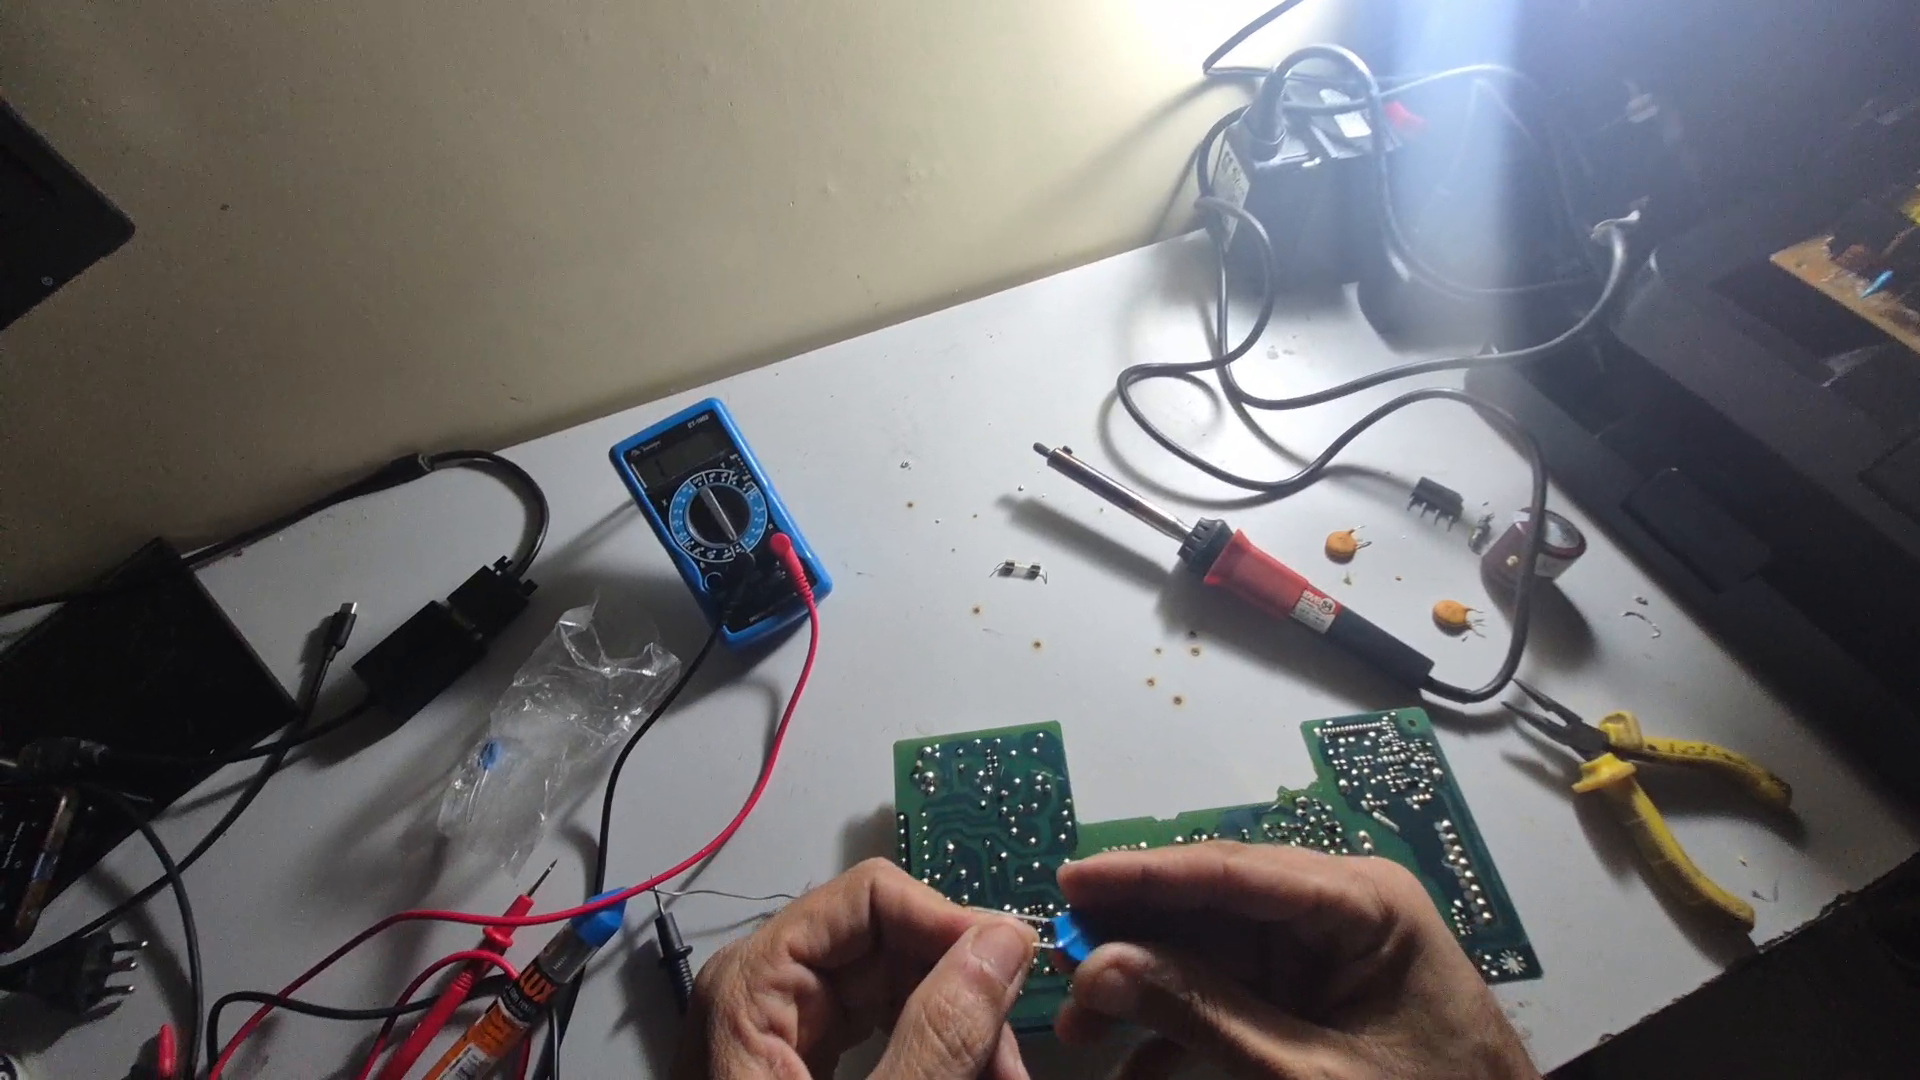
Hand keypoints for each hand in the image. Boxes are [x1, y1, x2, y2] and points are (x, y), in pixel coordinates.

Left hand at [674, 858, 1039, 1079]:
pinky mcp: (799, 1057)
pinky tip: (968, 1076)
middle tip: (1012, 1059)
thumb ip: (938, 1036)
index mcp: (754, 980)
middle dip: (958, 988)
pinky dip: (930, 1050)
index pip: (869, 897)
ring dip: (954, 1024)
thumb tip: (1007, 938)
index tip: (1012, 968)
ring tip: (1001, 1078)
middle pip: (886, 940)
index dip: (946, 921)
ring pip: (893, 982)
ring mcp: (781, 1020)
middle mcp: (764, 983)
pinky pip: (880, 1024)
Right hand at [1054, 842, 1537, 1079]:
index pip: (1231, 870)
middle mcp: (1330, 908)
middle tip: (1062, 957)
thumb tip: (1099, 969)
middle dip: (1133, 940)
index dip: (1143, 874)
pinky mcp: (1300, 993)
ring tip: (1079, 1023)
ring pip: (1203, 951)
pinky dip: (1177, 1028)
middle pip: (1207, 908)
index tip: (1072, 881)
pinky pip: (1224, 994)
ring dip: (1142, 988)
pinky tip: (1130, 1059)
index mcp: (1359, 902)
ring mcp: (1313, 951)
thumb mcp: (1314, 1079)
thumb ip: (1206, 1018)